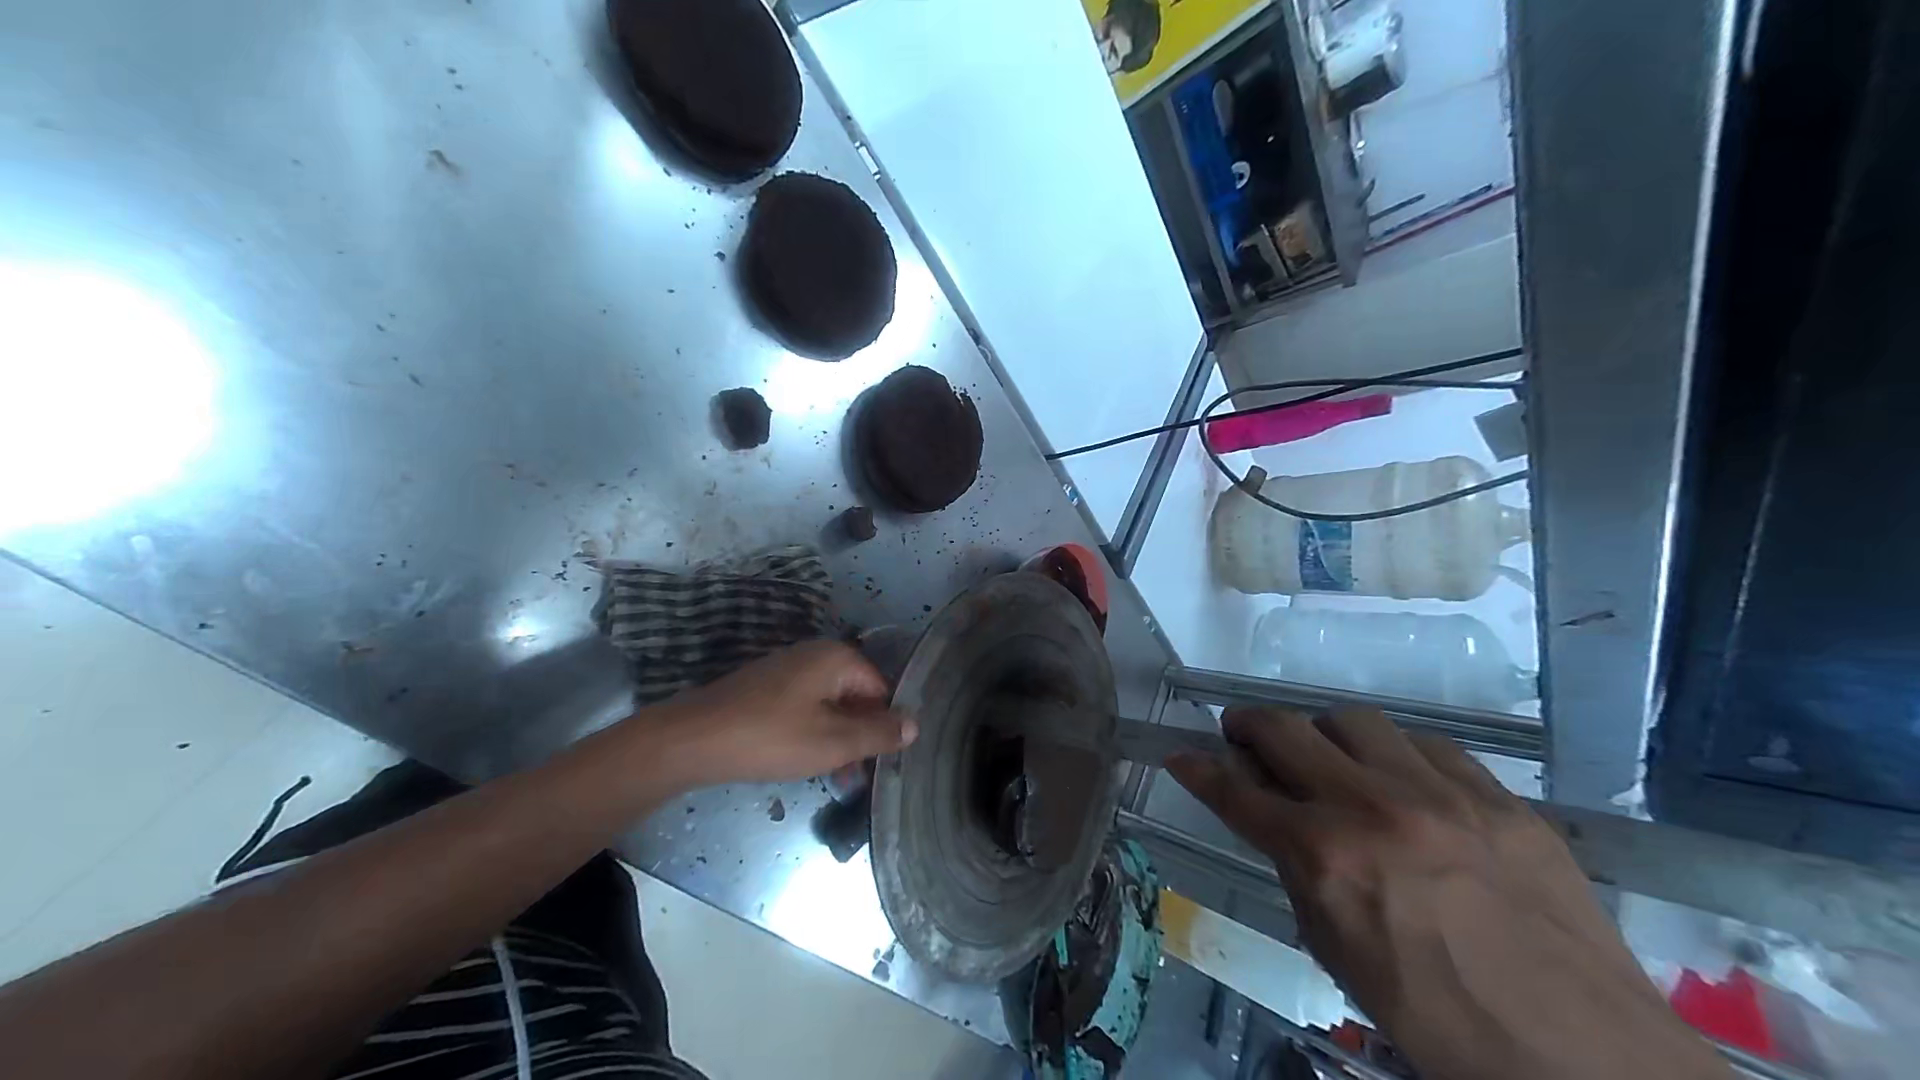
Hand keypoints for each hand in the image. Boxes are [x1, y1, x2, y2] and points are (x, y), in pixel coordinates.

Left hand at [653, 640, 916, 787]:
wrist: (692, 739)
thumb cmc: (771, 738)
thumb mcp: (834, 742)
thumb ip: (879, 733)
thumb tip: (916, 724)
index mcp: (837, 658)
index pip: (882, 689)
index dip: (885, 726)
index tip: (882, 762)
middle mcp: (816, 654)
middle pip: (857, 694)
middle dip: (861, 734)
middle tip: (858, 777)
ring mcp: (788, 668)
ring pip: (830, 704)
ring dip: (838, 738)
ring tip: (836, 778)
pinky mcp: (767, 686)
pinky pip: (805, 706)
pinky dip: (813, 731)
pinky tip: (805, 762)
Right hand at [1168, 707, 1728, 1079]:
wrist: (1583, 1057)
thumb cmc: (1435, 1017)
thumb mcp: (1336, 948)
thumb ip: (1296, 867)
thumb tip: (1270, 817)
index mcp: (1326, 857)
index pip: (1236, 792)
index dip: (1198, 769)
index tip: (1181, 755)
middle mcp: (1373, 808)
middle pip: (1283, 730)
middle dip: (1247, 726)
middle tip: (1243, 735)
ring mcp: (1441, 795)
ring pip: (1353, 720)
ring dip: (1323, 734)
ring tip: (1328, 757)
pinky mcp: (1500, 798)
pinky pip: (1427, 745)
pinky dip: (1396, 754)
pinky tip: (1403, 781)